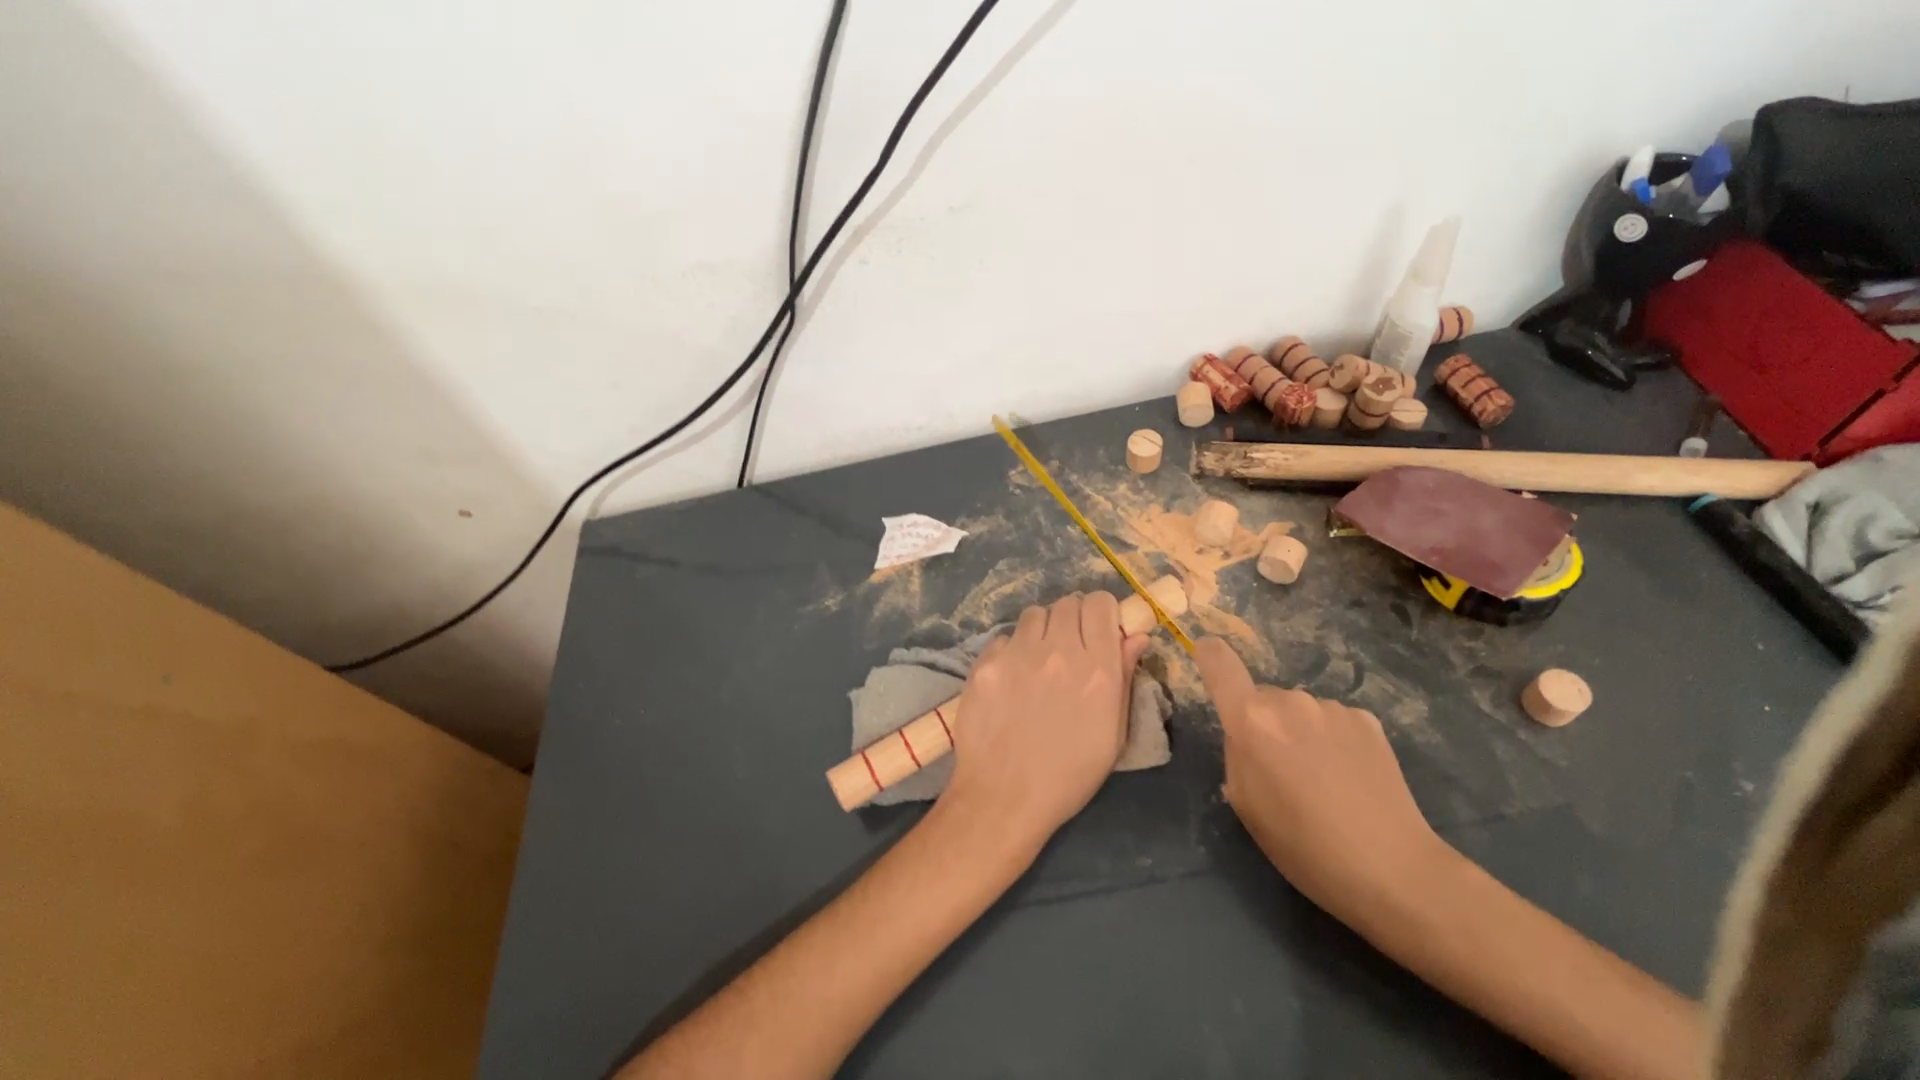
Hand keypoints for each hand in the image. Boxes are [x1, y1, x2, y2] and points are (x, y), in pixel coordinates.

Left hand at [943, 592, 1150, 852]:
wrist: (1004, 798)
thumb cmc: (1069, 776)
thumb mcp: (1114, 735)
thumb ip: (1123, 679)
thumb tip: (1135, 637)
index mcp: (1097, 670)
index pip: (1101, 604)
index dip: (1102, 612)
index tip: (1100, 628)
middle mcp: (1058, 652)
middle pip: (1068, 603)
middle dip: (1074, 618)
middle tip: (1071, 645)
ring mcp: (1017, 655)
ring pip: (1034, 614)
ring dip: (1042, 629)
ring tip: (1039, 659)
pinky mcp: (985, 664)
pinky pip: (1003, 638)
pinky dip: (1011, 650)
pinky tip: (1011, 679)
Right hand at [1195, 636, 1445, 919]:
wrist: (1390, 867)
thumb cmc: (1302, 845)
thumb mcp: (1245, 804)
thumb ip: (1236, 754)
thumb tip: (1245, 734)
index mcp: (1251, 721)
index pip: (1220, 664)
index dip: (1207, 653)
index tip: (1204, 652)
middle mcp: (1292, 701)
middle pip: (1263, 698)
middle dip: (1262, 722)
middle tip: (1277, 770)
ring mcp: (1334, 708)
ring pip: (1299, 711)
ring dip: (1299, 732)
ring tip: (1319, 780)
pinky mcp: (1369, 720)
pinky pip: (1333, 721)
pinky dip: (1331, 740)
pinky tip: (1348, 778)